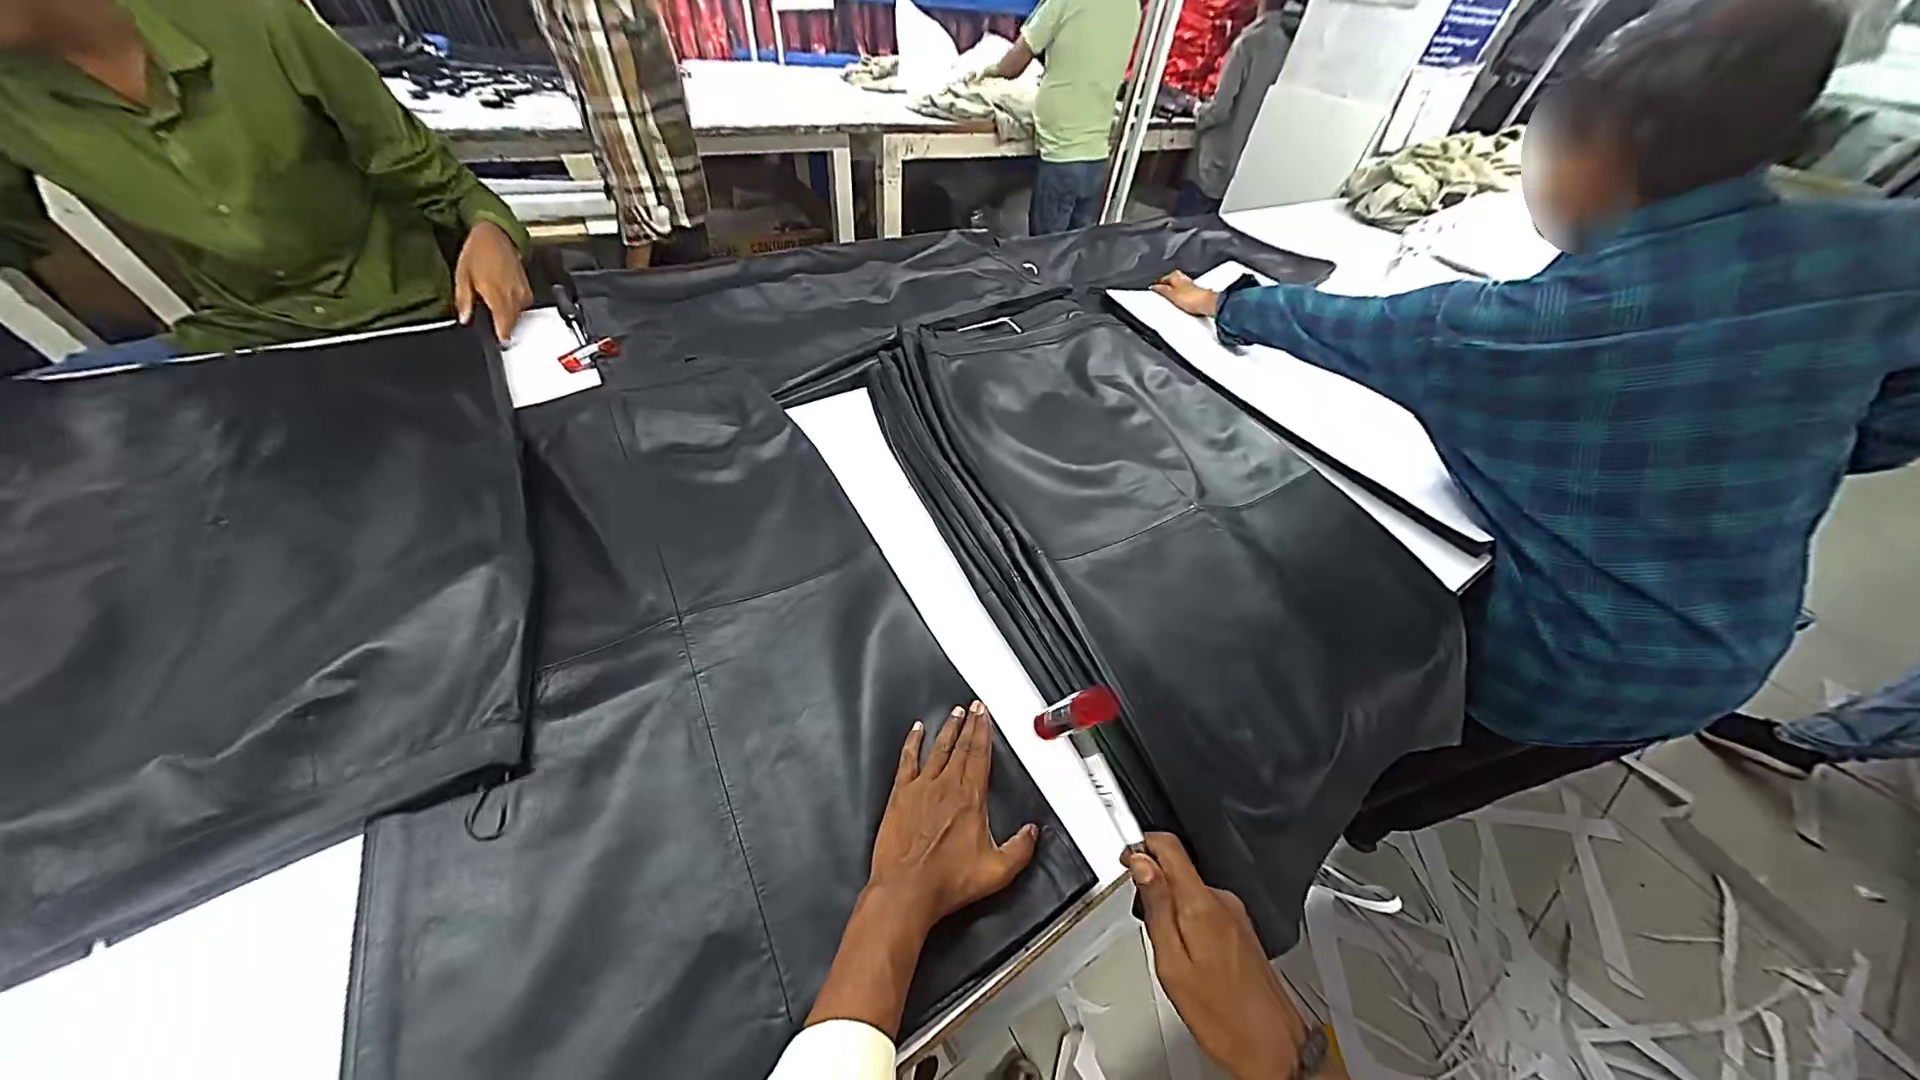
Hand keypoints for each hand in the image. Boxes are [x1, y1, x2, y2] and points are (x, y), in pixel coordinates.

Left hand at [454, 220, 532, 342]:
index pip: (504, 325)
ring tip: (495, 305)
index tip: (499, 342)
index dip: (501, 336)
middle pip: (512, 322)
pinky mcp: (528, 290)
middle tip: (494, 326)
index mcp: (496, 295)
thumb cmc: (478, 252)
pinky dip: (513, 305)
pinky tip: (503, 296)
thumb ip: (464, 299)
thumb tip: (464, 317)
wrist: (496, 236)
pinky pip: (522, 305)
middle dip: (503, 326)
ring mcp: (523, 294)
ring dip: (507, 314)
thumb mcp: (462, 275)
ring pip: (517, 314)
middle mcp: (513, 297)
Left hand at [868, 701, 1039, 931]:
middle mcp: (946, 786)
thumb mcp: (996, 872)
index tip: (985, 715)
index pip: (979, 755)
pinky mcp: (900, 795)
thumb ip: (1020, 849)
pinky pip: (907, 760)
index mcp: (970, 799)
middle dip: (970, 723)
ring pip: (938, 748)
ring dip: (948, 728)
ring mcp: (921, 788)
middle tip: (974, 706)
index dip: (983, 731)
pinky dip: (912, 742)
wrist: (906, 890)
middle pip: (961, 746)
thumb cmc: (946, 882)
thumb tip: (1031, 833)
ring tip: (954, 713)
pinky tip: (916, 730)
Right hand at [1127, 833, 1309, 1079]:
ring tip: (1167, 944)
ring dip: (1171, 903)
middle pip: (1177, 865)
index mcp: (1201, 904)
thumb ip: (1155, 907)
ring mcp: (1235, 913)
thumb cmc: (1224, 1018)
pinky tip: (1189, 952)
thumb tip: (1141, 865)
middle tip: (1144, 916)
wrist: (1275, 1051)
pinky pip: (1205, 905)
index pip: (1168, 845)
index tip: (1127, 861)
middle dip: (1153, 881)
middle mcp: (1222, 901)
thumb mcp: (1173, 964)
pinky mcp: (1241, 927)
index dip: (1141, 846)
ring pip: (1189, 887)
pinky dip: (1188, 917)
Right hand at [1151, 271, 1219, 317]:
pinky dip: (1179, 291)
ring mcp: (1190, 285)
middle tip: (1159, 288)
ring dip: (1172, 286)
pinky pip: (1183, 290)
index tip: (1151, 287)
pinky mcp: (1195, 292)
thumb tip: (1154, 286)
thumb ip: (1162, 290)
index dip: (1157, 282)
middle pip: (1172, 278)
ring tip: (1167, 292)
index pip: (1163, 278)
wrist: (1206, 303)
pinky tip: (1178, 296)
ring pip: (1178, 283)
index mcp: (1176, 276)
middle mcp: (1183, 278)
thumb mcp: (1171, 295)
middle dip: (1165, 282)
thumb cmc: (1190, 298)